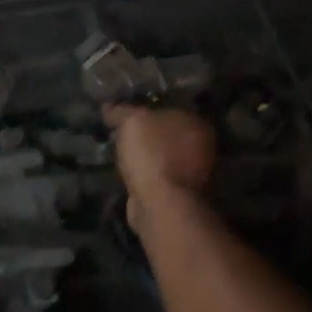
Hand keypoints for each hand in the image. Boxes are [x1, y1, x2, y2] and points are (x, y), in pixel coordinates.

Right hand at [103, 104, 215, 231]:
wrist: (160, 204)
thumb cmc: (152, 154)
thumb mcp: (131, 122)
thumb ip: (121, 110)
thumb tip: (108, 107)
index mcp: (197, 123)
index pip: (170, 109)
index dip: (146, 110)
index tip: (125, 116)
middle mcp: (203, 147)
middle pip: (168, 134)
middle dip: (147, 135)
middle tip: (120, 135)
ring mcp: (195, 173)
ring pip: (164, 157)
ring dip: (146, 157)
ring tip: (121, 156)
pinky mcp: (181, 194)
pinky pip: (160, 177)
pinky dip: (147, 176)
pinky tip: (130, 175)